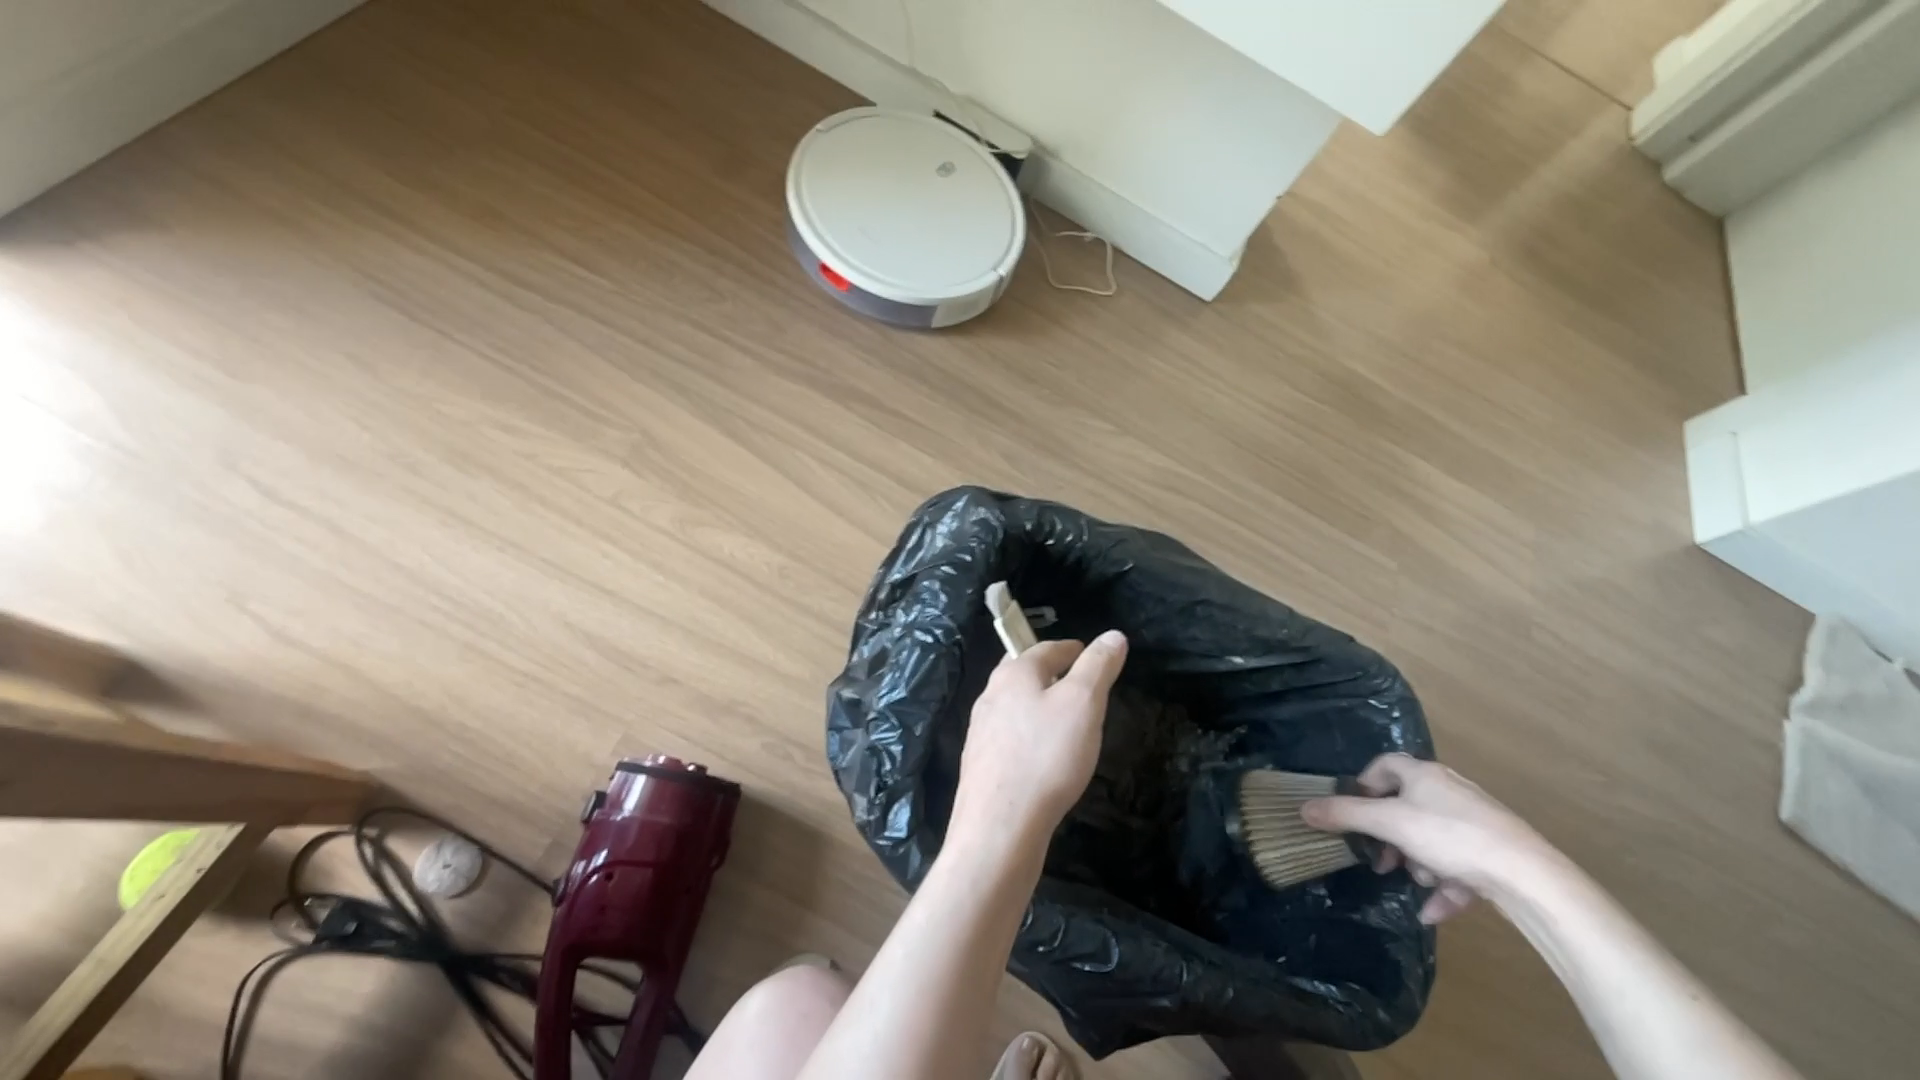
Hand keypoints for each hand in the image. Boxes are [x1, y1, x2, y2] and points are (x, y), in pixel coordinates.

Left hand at [948, 632, 1128, 850]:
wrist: (999, 824)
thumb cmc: (1046, 756)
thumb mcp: (1083, 704)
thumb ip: (1098, 667)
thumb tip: (1114, 635)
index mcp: (1014, 673)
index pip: (1047, 648)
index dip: (1074, 649)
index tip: (1092, 656)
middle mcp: (990, 695)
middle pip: (1025, 674)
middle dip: (1052, 675)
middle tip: (1080, 686)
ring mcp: (981, 730)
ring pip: (1015, 706)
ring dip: (1039, 705)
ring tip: (1066, 720)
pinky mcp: (981, 763)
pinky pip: (1010, 737)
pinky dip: (1029, 735)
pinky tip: (1043, 757)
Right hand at [1302, 753, 1556, 924]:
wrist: (1527, 875)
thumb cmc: (1451, 837)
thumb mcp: (1389, 824)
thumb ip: (1345, 815)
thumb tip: (1302, 808)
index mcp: (1424, 774)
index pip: (1384, 764)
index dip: (1364, 785)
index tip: (1352, 813)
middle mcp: (1450, 791)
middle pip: (1406, 806)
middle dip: (1389, 837)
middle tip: (1380, 860)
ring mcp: (1475, 822)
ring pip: (1431, 839)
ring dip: (1418, 863)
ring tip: (1419, 883)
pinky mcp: (1494, 852)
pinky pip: (1457, 866)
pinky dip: (1444, 887)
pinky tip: (1433, 912)